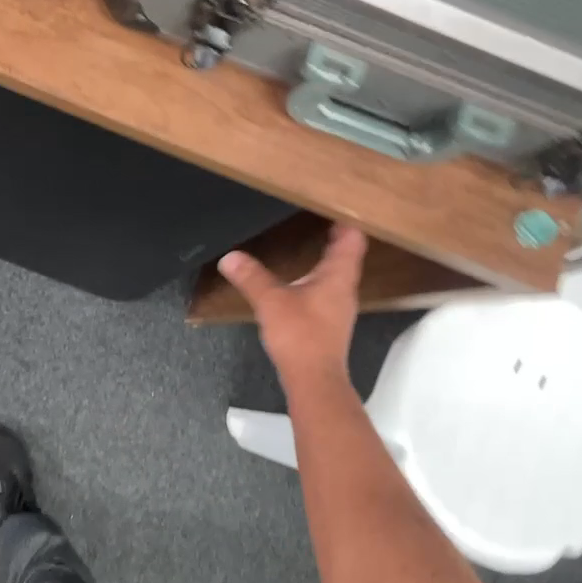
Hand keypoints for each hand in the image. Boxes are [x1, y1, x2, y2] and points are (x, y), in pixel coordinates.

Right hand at [218, 224, 367, 382]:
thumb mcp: (271, 302)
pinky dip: (317, 278)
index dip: (345, 219)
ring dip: (326, 258)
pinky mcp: (329, 323)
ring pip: (337, 274)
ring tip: (308, 242)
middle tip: (316, 217)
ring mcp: (339, 307)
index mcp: (338, 276)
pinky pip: (327, 290)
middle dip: (334, 236)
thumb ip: (251, 277)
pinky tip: (301, 280)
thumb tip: (230, 257)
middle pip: (346, 254)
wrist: (314, 379)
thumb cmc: (300, 336)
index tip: (333, 203)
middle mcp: (344, 288)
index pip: (352, 238)